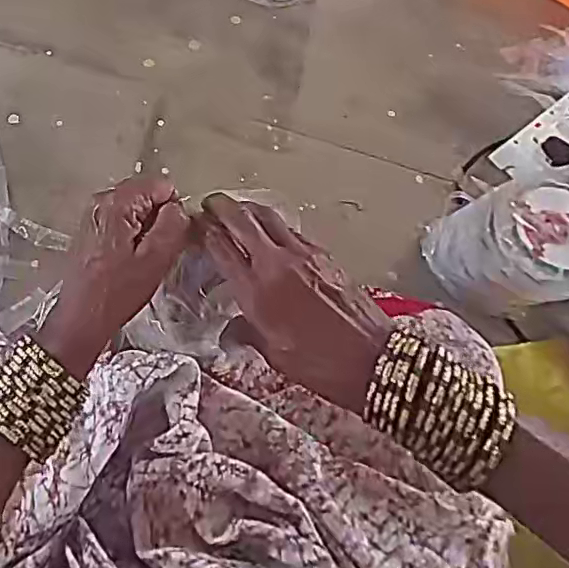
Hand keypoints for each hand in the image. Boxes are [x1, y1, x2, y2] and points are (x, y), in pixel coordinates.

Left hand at [39, 176, 191, 374]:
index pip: (161, 185)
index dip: (173, 209)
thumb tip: (178, 207)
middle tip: (159, 249)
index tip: (172, 236)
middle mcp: (101, 201)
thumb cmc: (118, 292)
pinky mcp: (90, 230)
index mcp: (116, 203)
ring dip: (147, 229)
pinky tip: (130, 260)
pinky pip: (123, 222)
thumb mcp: (156, 258)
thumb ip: (173, 224)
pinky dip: (133, 236)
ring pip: (136, 209)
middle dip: (160, 217)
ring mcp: (93, 215)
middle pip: (146, 194)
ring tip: (145, 257)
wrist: (80, 320)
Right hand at [199, 193, 393, 410]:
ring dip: (248, 208)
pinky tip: (272, 232)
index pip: (222, 249)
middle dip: (222, 207)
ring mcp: (303, 255)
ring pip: (269, 216)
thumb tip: (230, 328)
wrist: (372, 357)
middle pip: (242, 221)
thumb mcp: (273, 354)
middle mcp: (277, 265)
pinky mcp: (324, 255)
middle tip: (211, 203)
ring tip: (237, 208)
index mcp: (257, 292)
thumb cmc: (320, 364)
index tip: (196, 225)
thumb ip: (247, 333)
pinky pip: (291, 230)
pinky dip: (274, 224)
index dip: (205, 232)